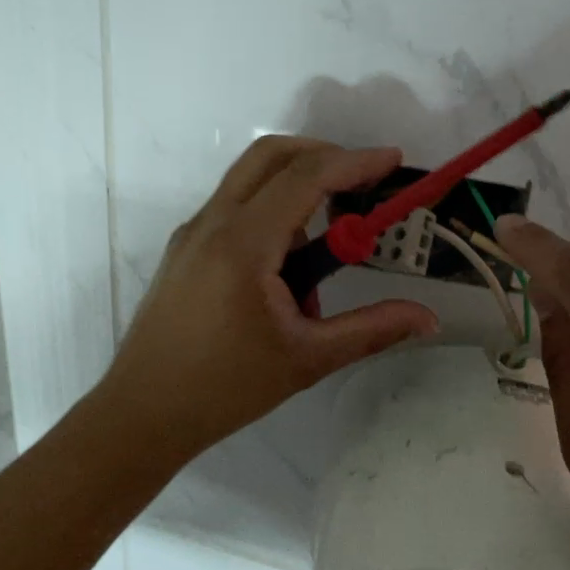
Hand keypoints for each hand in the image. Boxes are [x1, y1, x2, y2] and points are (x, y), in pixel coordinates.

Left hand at [99, 137, 439, 456]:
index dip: (355, 162)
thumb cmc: (225, 388)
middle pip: (271, 155)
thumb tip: (428, 317)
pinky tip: (289, 268)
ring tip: (330, 241)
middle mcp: (213, 222)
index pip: (306, 176)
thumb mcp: (307, 359)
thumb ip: (371, 330)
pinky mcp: (185, 248)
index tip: (394, 161)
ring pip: (250, 177)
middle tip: (365, 184)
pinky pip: (235, 205)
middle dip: (324, 156)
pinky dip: (272, 210)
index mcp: (243, 243)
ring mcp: (193, 232)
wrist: (141, 413)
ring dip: (296, 185)